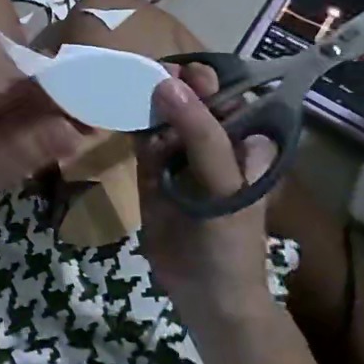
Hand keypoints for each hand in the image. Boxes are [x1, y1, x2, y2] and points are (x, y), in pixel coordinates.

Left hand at [0, 85, 85, 269]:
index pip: (10, 88)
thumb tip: (74, 129)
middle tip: (99, 108)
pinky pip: (28, 146)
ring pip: (28, 125)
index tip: (86, 88)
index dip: (47, 87)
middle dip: (57, 107)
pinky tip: (77, 143)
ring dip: (57, 125)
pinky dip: (49, 145)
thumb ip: (27, 150)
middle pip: (22, 104)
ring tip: (96, 124)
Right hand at [136, 64, 277, 319]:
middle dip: (171, 84)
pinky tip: (120, 107)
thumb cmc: (231, 239)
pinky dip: (131, 123)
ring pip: (162, 117)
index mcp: (244, 142)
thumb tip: (167, 83)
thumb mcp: (225, 183)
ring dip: (147, 99)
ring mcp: (180, 156)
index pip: (227, 96)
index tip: (183, 67)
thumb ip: (201, 134)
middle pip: (190, 102)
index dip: (208, 79)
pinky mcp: (152, 171)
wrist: (205, 295)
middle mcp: (212, 142)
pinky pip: (142, 139)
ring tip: (129, 82)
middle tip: (149, 73)